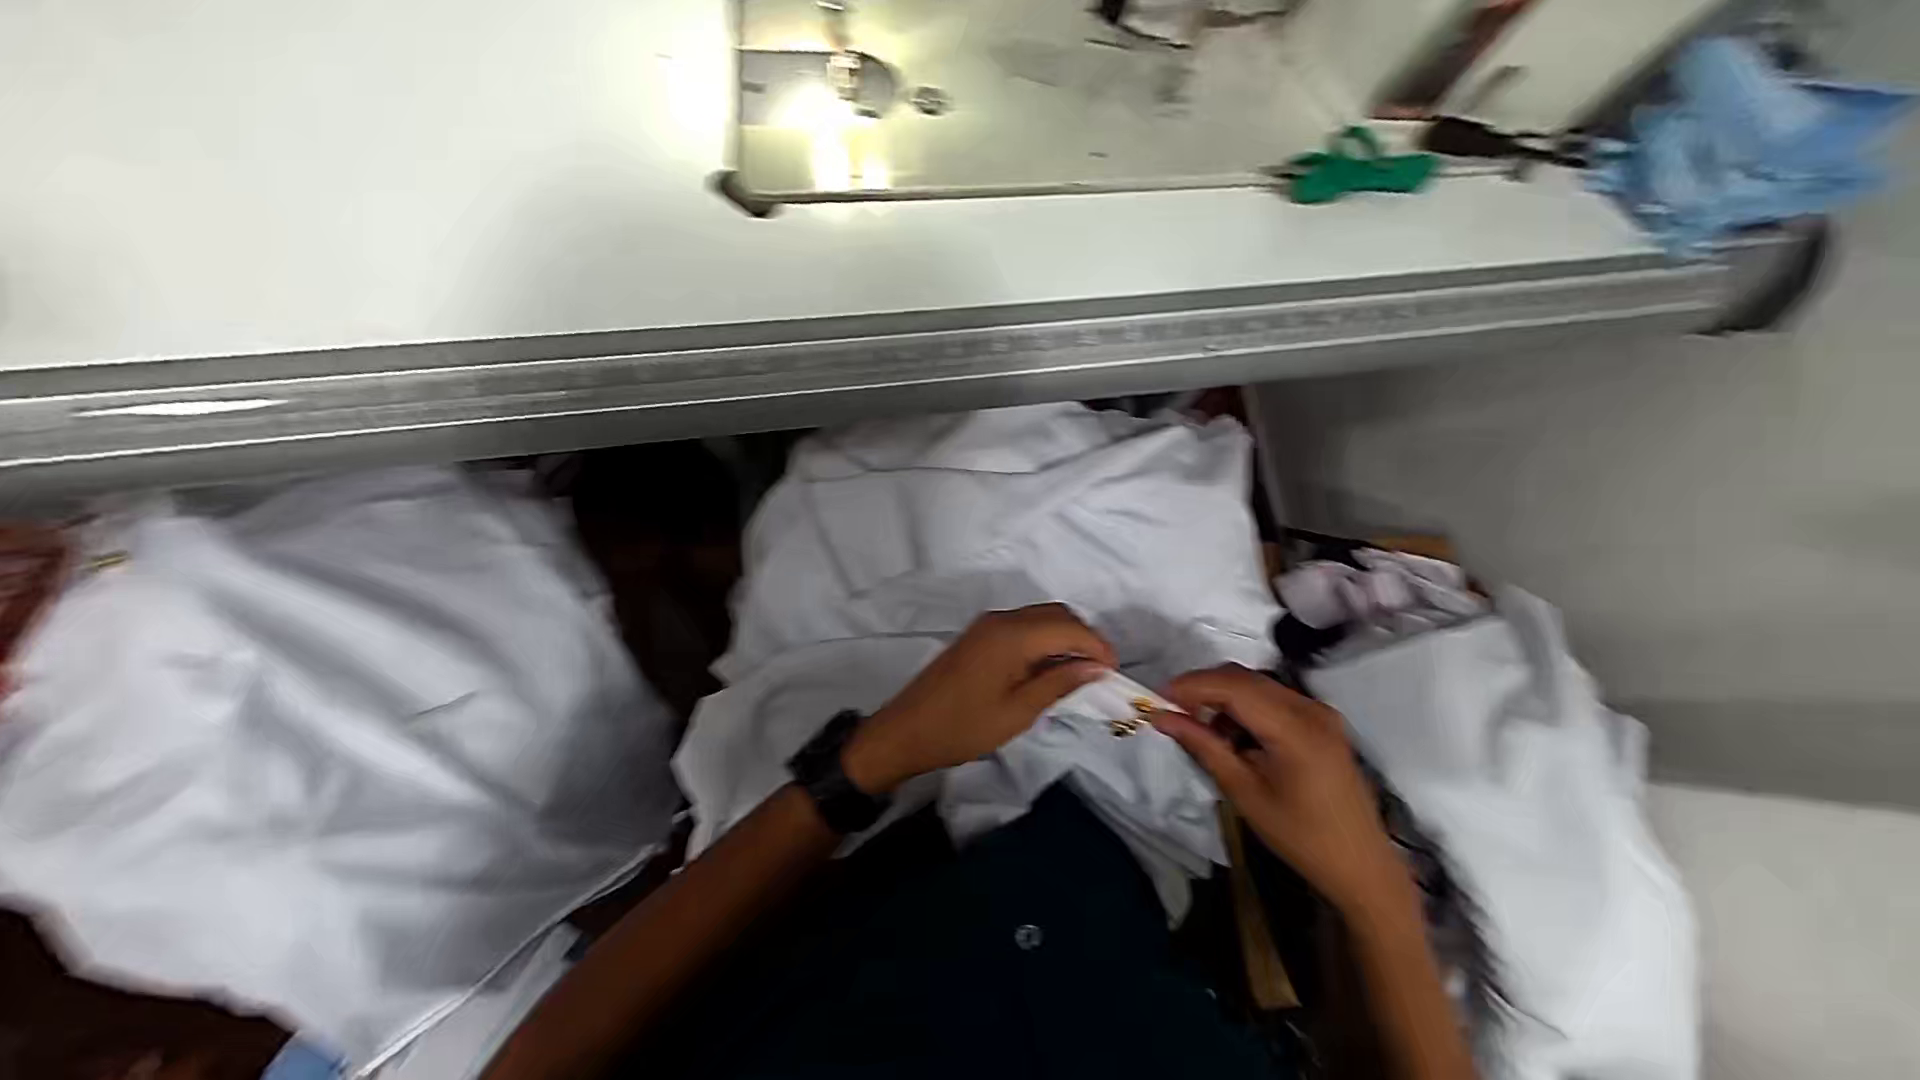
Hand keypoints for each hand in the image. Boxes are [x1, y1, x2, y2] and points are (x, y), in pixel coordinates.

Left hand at [843, 604, 1114, 794]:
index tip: (1114, 672)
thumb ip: (1059, 683)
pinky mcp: (979, 635)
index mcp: (1011, 635)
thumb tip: (1095, 666)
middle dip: (1084, 638)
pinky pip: (1023, 626)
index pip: (1069, 627)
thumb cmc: (963, 727)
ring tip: (1080, 673)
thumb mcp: (1018, 712)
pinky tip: (1050, 668)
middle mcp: (1000, 619)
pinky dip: (1044, 640)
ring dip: (1065, 637)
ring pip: (1040, 617)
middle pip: (1057, 614)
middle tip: (1100, 672)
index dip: (1097, 646)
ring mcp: (987, 625)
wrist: (907, 731)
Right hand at [1155, 665, 1412, 920]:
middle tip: (1173, 711)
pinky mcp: (1321, 720)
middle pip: (1244, 677)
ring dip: (1222, 695)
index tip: (1158, 698)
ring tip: (1200, 726)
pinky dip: (1244, 705)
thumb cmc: (1300, 836)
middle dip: (1203, 687)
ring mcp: (1319, 711)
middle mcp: (1310, 708)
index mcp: (1295, 728)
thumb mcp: (1243, 792)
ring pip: (1257, 683)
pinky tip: (1232, 733)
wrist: (1361, 866)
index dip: (1192, 685)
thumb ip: (1203, 746)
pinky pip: (1272, 696)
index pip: (1233, 686)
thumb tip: (1162, 716)